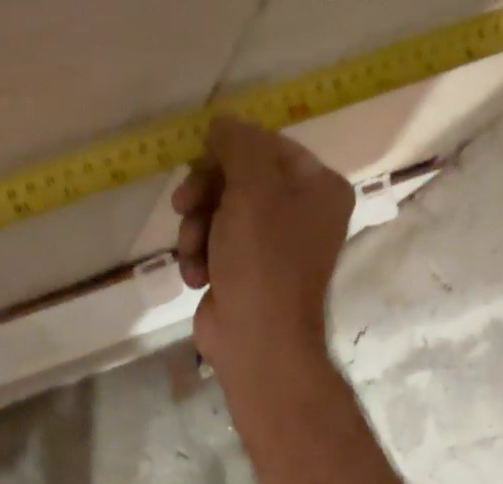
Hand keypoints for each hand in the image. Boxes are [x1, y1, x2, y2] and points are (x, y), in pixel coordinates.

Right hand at [173, 117, 355, 369]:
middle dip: (205, 194)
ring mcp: (272, 249)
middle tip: (183, 206)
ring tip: (194, 254)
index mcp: (319, 189)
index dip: (229, 151)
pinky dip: (199, 259)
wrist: (257, 342)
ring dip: (196, 231)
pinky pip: (213, 248)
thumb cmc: (262, 260)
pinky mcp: (244, 275)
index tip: (198, 156)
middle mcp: (301, 215)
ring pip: (218, 215)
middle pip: (239, 180)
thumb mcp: (252, 188)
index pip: (269, 147)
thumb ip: (238, 144)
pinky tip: (197, 277)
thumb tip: (221, 123)